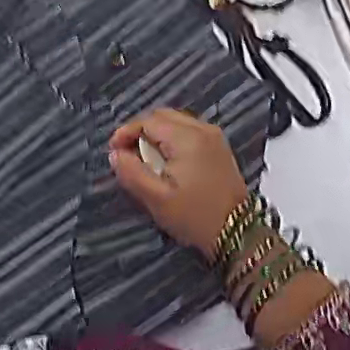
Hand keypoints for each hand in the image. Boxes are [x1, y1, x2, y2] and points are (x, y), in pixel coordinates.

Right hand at [108, 109, 249, 257]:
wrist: (236, 232)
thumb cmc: (194, 216)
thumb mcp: (156, 198)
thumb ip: (132, 173)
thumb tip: (115, 154)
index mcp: (187, 138)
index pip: (149, 121)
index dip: (126, 132)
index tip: (113, 151)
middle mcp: (203, 130)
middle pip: (163, 116)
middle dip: (141, 131)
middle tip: (127, 154)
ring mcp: (214, 138)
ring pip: (176, 123)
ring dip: (156, 136)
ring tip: (144, 160)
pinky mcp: (219, 149)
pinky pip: (189, 132)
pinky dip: (172, 140)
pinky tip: (166, 162)